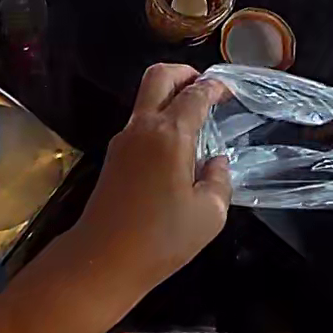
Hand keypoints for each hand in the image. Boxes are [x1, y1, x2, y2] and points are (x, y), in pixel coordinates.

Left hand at [66, 64, 231, 297]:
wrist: (103, 260)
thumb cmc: (161, 238)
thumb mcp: (210, 214)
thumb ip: (220, 180)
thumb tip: (217, 162)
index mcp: (170, 134)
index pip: (195, 94)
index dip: (215, 86)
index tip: (229, 90)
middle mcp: (143, 127)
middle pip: (158, 76)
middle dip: (184, 73)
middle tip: (205, 86)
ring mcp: (124, 139)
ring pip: (146, 99)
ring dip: (170, 97)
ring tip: (197, 119)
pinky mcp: (114, 155)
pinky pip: (141, 123)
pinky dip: (160, 119)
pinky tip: (178, 147)